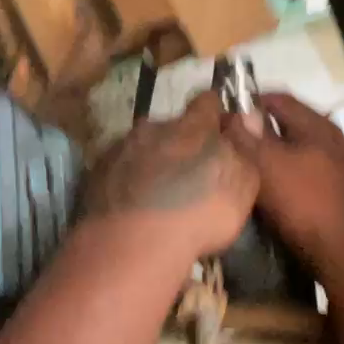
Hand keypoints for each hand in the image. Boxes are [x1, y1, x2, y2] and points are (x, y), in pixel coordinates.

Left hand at [80, 92, 258, 266]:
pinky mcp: (97, 170)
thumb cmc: (199, 212)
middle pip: (172, 125)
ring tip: (158, 192)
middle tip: (189, 172)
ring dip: (153, 159)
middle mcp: (154, 126)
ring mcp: (122, 147)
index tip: (221, 131)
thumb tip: (247, 116)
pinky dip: (128, 178)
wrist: (133, 242)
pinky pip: (119, 166)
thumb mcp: (242, 184)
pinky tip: (133, 203)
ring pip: (143, 145)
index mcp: (193, 125)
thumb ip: (244, 147)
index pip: (208, 101)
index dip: (215, 113)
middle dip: (181, 141)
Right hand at [223, 92, 343, 261]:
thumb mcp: (267, 165)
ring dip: (269, 154)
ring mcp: (336, 165)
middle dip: (257, 130)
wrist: (343, 253)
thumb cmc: (303, 202)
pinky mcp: (335, 190)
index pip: (278, 98)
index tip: (223, 115)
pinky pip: (301, 170)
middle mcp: (331, 139)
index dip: (248, 102)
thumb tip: (234, 112)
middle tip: (228, 142)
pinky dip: (281, 172)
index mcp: (317, 125)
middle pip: (286, 124)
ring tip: (242, 165)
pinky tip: (265, 188)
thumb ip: (248, 136)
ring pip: (293, 149)